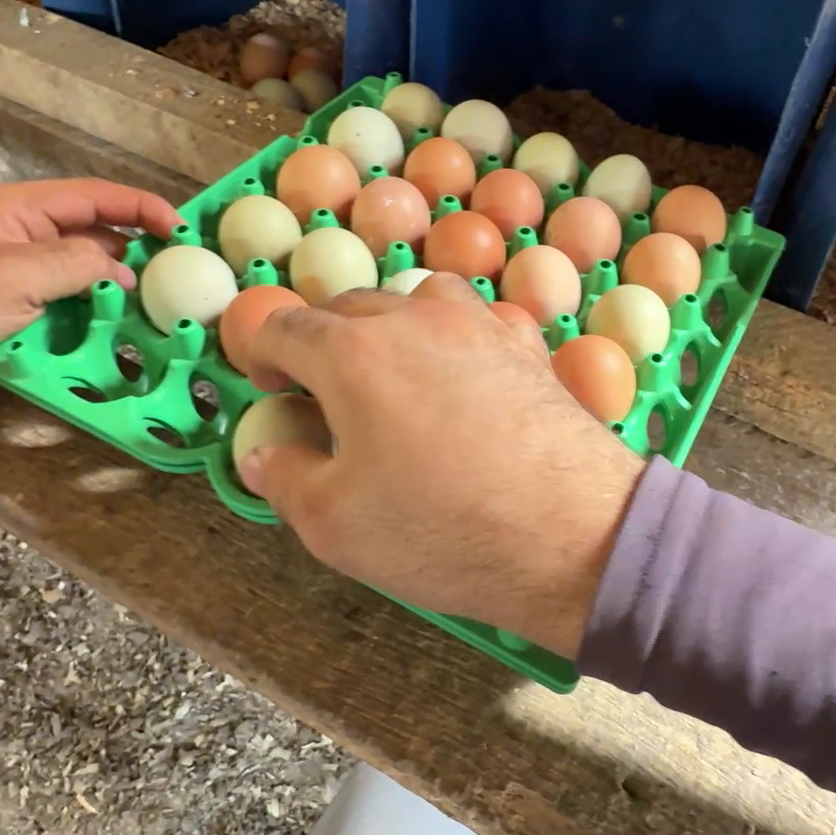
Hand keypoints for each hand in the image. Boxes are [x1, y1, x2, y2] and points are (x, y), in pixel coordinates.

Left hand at [0, 179, 181, 449]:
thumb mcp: (12, 278)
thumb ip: (77, 263)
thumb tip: (127, 272)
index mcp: (11, 211)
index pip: (91, 195)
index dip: (141, 206)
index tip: (183, 230)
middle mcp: (20, 236)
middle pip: (95, 230)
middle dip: (138, 247)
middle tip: (183, 271)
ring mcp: (21, 276)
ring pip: (89, 271)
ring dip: (123, 285)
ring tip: (164, 301)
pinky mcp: (24, 312)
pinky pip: (76, 304)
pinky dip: (103, 312)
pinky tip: (129, 326)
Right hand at [238, 275, 646, 658]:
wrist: (572, 534)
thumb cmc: (442, 530)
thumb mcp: (334, 524)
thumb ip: (283, 477)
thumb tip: (264, 451)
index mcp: (353, 352)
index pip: (285, 328)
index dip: (263, 357)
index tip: (271, 392)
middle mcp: (416, 318)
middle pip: (348, 308)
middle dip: (323, 345)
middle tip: (326, 398)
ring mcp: (481, 324)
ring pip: (417, 300)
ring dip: (392, 329)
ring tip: (395, 379)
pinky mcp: (529, 345)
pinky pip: (479, 321)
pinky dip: (456, 338)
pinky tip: (465, 379)